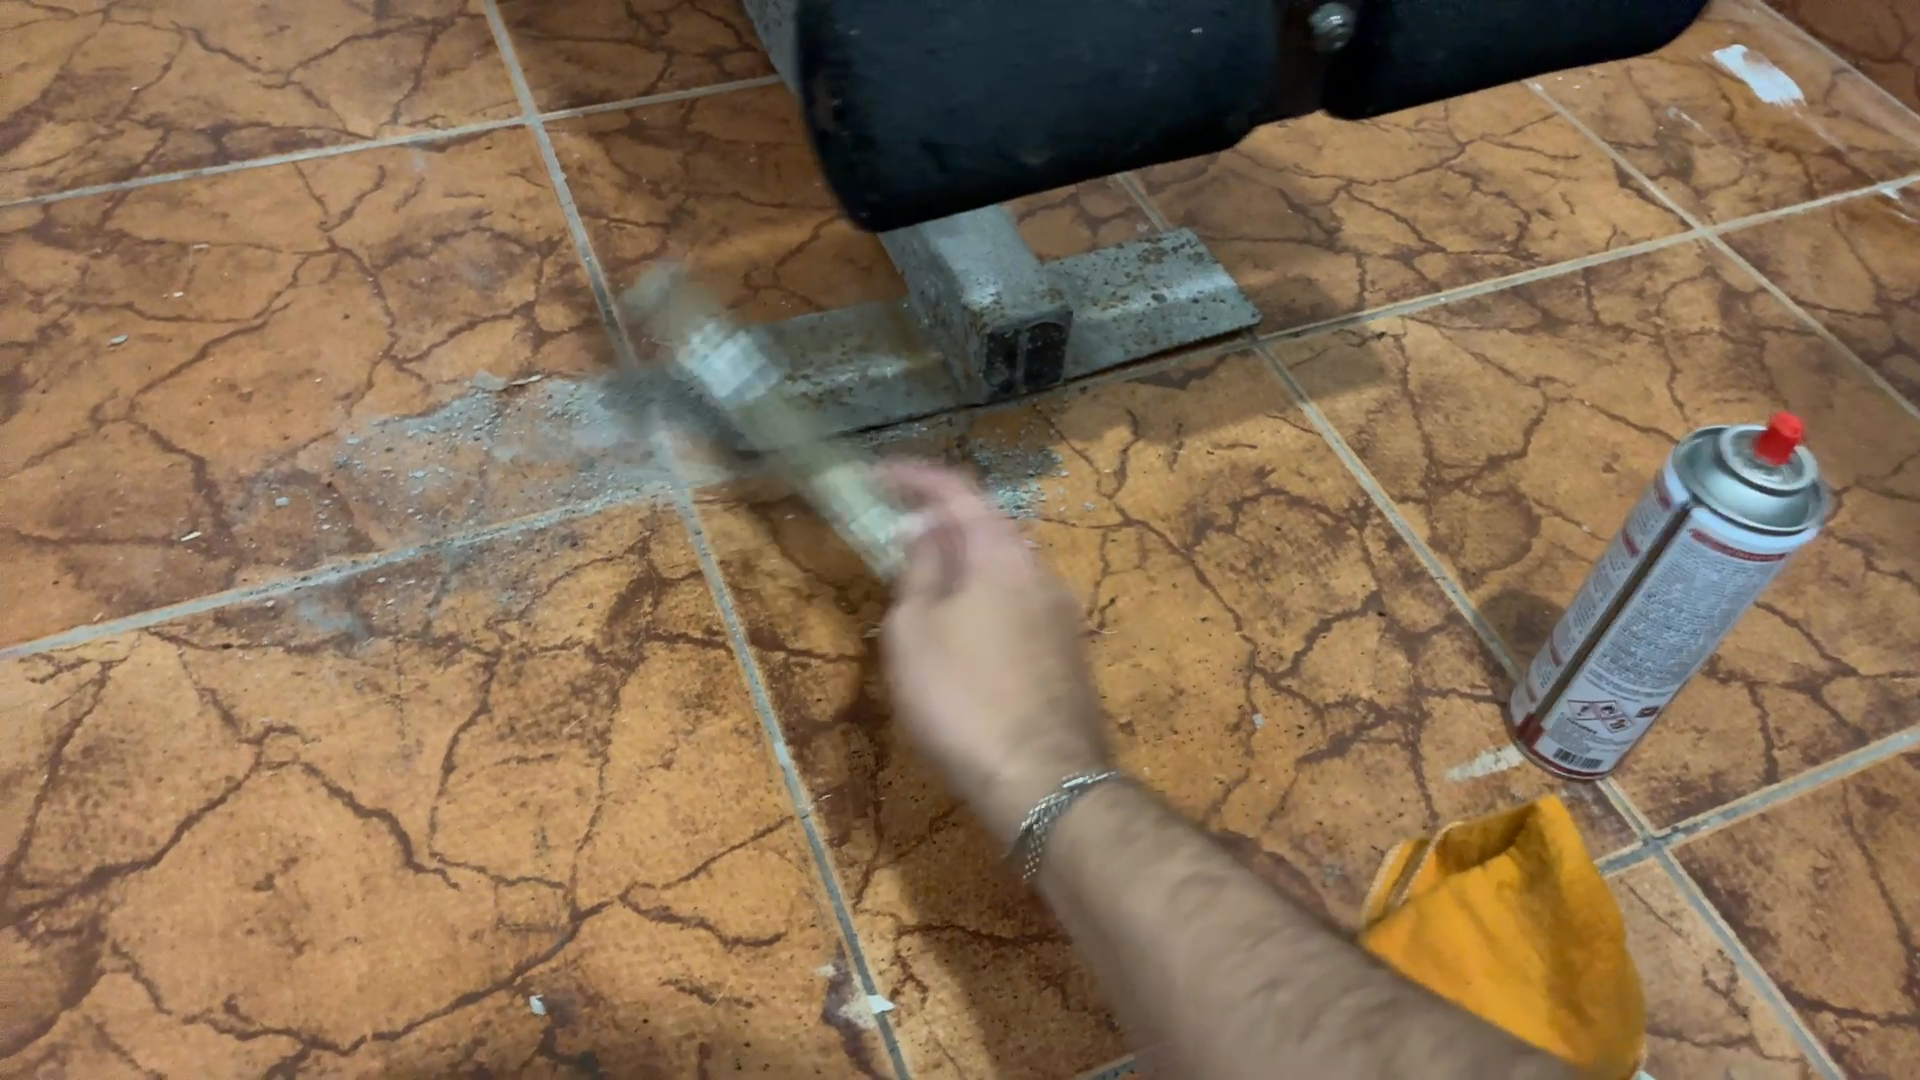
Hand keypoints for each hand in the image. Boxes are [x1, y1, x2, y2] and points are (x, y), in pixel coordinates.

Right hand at [881, 461, 1110, 845]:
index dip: (913, 475)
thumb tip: (928, 529)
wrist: (1043, 780)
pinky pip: (1019, 603)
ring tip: (924, 590)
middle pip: (987, 526)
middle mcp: (1041, 570)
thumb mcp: (915, 628)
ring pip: (1005, 568)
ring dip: (963, 565)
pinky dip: (985, 598)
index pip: (957, 489)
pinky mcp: (1069, 652)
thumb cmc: (961, 697)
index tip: (876, 473)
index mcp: (1002, 552)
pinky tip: (963, 633)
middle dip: (940, 524)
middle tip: (897, 540)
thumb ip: (922, 567)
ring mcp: (1063, 613)